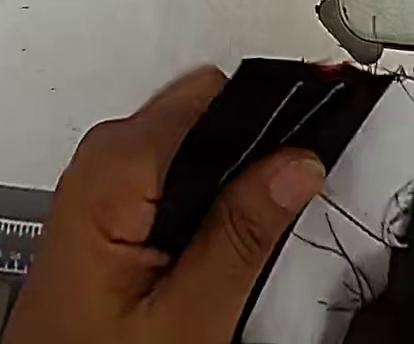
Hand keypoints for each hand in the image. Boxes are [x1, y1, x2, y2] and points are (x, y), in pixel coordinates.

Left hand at [4, 67, 326, 343]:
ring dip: (229, 167)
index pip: (209, 95)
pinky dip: (206, 183)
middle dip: (248, 144)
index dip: (264, 114)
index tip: (307, 140)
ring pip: (191, 132)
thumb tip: (295, 164)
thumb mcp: (185, 317)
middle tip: (285, 194)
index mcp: (116, 164)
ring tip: (252, 223)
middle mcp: (106, 151)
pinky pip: (173, 159)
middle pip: (200, 107)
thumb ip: (242, 232)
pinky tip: (218, 228)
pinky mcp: (112, 189)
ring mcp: (106, 168)